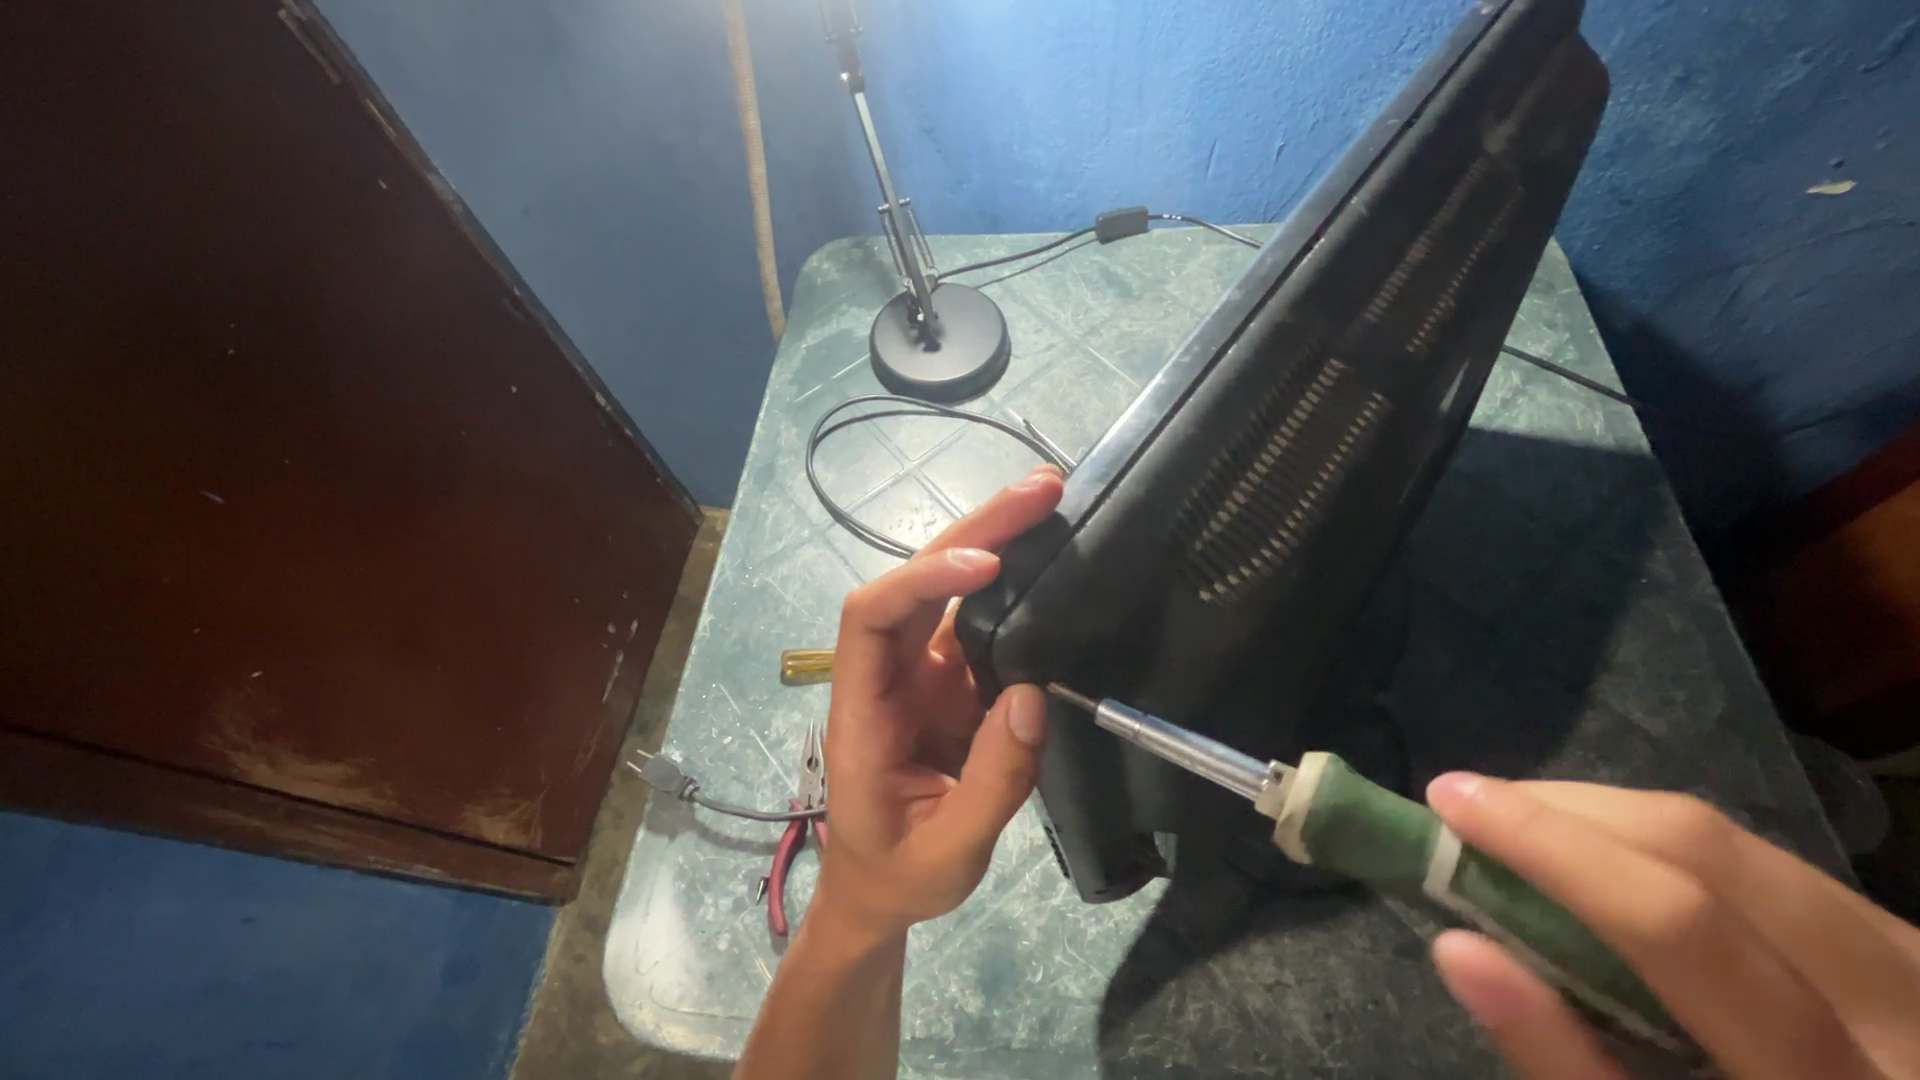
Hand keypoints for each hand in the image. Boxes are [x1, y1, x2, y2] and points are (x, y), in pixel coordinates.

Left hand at [812, 465, 1063, 938]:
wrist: (881, 886)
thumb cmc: (898, 871)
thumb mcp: (948, 847)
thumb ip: (990, 782)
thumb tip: (1033, 698)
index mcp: (863, 708)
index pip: (871, 617)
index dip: (922, 581)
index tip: (986, 566)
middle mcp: (888, 672)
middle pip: (914, 580)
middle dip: (972, 530)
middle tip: (1040, 489)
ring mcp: (920, 671)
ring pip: (947, 588)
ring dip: (994, 539)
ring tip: (1048, 498)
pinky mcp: (951, 679)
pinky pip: (976, 621)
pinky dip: (1011, 583)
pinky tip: (1045, 554)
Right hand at [1425, 774, 1919, 1078]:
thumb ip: (1560, 1061)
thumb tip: (1455, 948)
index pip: (1683, 934)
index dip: (1554, 849)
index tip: (1449, 799)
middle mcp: (1905, 1010)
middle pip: (1711, 854)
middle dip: (1568, 811)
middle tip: (1475, 806)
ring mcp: (1918, 966)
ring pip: (1736, 839)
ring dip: (1606, 816)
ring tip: (1525, 825)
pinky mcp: (1905, 939)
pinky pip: (1763, 854)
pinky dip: (1659, 838)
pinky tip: (1606, 854)